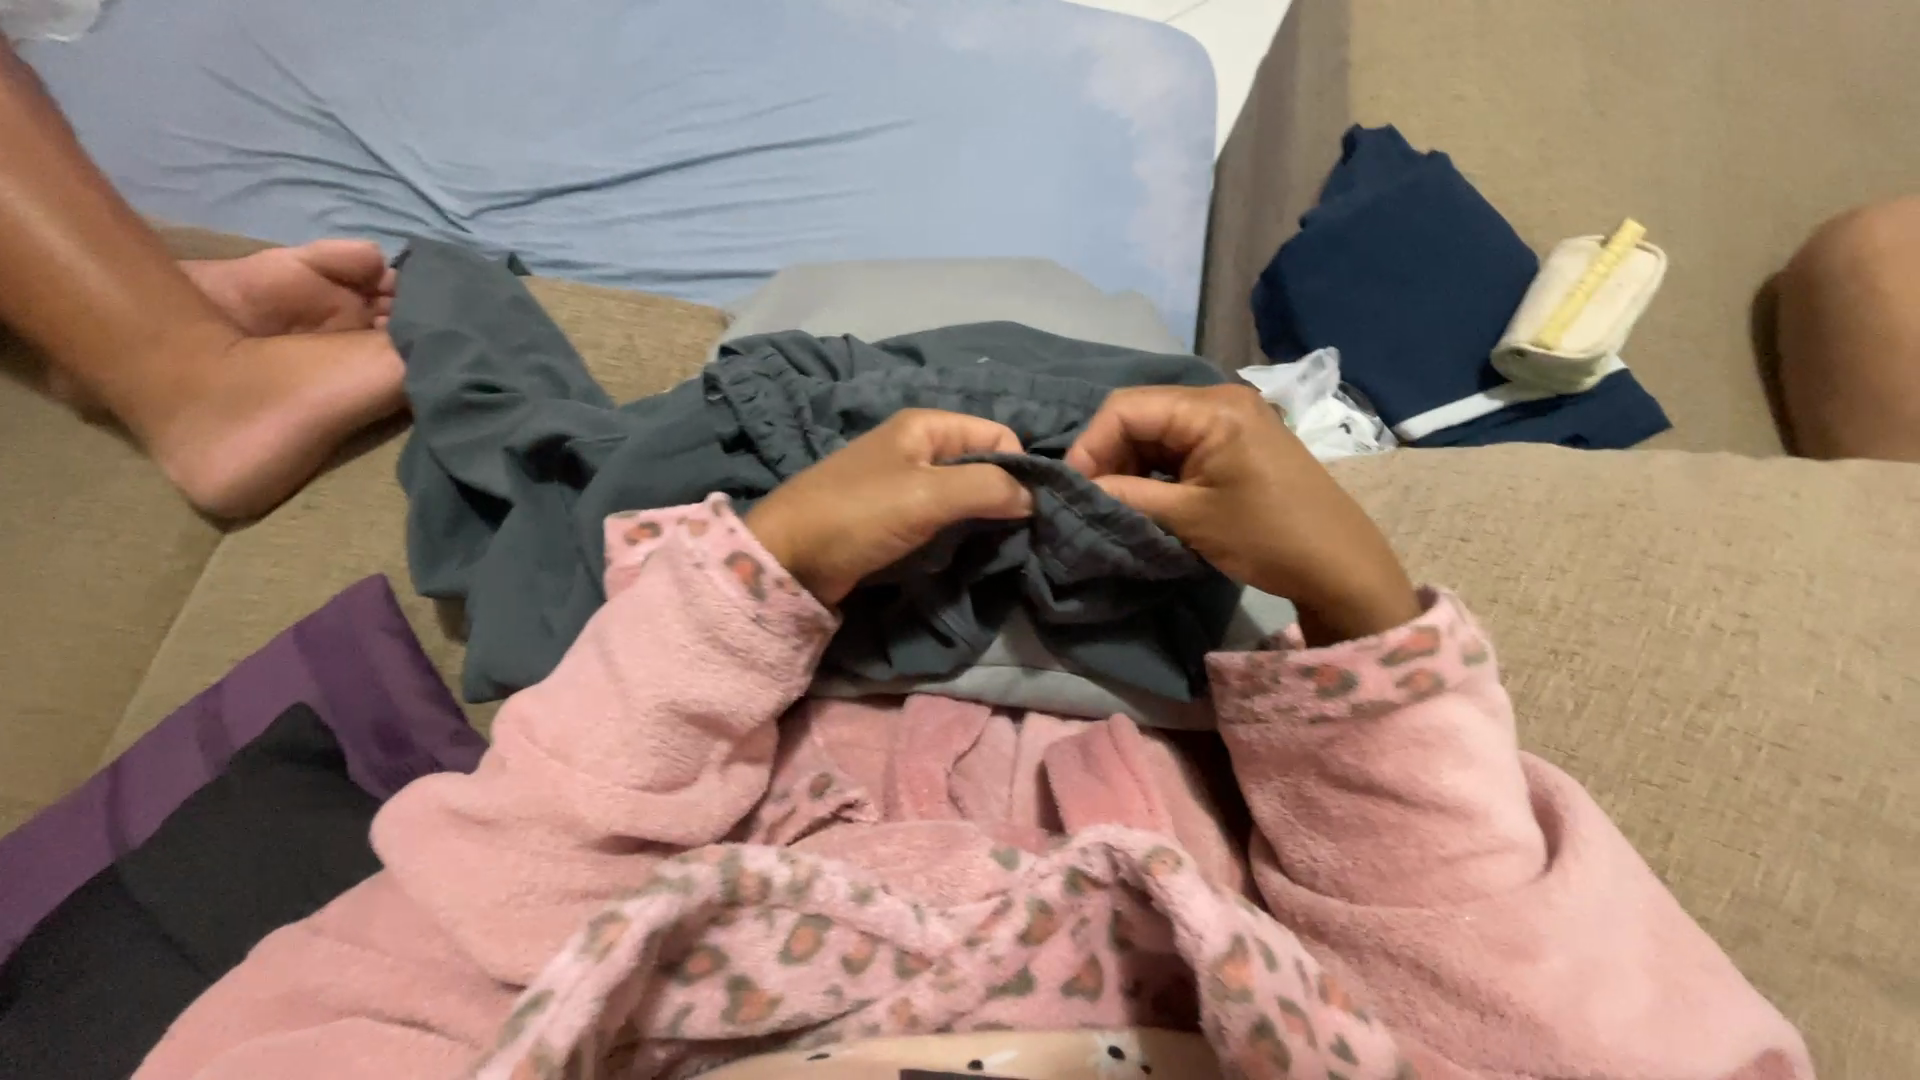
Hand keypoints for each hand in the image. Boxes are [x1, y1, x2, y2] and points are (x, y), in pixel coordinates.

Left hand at [744, 409, 1033, 606]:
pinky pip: (941, 518)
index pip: (999, 435)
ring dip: (980, 520)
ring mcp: (904, 483)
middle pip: (983, 465)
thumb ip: (987, 488)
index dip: (1019, 469)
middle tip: (1016, 536)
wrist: (788, 559)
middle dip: (1003, 497)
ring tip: (992, 548)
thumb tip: (1035, 498)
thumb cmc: (858, 515)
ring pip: (963, 495)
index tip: (1028, 513)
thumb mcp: (928, 496)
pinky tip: (961, 553)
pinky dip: (956, 534)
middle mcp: (918, 447)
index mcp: (926, 426)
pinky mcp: (894, 517)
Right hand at [1066, 384, 1419, 644]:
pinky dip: (1151, 471)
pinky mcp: (1232, 443)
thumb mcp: (1188, 518)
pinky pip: (1176, 447)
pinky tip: (1140, 499)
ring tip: (1110, 504)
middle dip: (1106, 456)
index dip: (1090, 445)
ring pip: (1153, 433)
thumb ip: (1125, 497)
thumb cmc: (1267, 537)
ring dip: (1126, 466)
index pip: (1125, 408)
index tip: (1071, 489)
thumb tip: (1073, 492)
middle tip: (1087, 500)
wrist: (1340, 566)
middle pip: (1138, 415)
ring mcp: (1227, 421)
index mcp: (1211, 408)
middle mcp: (1217, 401)